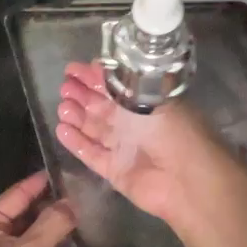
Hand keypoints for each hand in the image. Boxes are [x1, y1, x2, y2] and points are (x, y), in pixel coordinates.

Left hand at [0, 171, 80, 246]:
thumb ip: (53, 224)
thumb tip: (73, 202)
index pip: (17, 195)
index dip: (42, 183)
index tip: (70, 171)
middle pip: (28, 216)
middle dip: (56, 209)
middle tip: (88, 197)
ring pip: (37, 240)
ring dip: (60, 234)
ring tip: (92, 220)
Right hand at [52, 61, 235, 224]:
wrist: (184, 177)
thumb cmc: (172, 130)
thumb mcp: (149, 99)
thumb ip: (123, 86)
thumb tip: (101, 68)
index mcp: (148, 103)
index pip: (117, 87)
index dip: (96, 78)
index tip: (75, 68)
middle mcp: (136, 125)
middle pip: (103, 108)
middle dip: (83, 95)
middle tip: (64, 85)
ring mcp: (125, 149)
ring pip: (95, 129)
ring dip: (78, 116)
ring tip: (62, 105)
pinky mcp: (115, 171)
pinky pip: (92, 154)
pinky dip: (77, 142)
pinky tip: (62, 129)